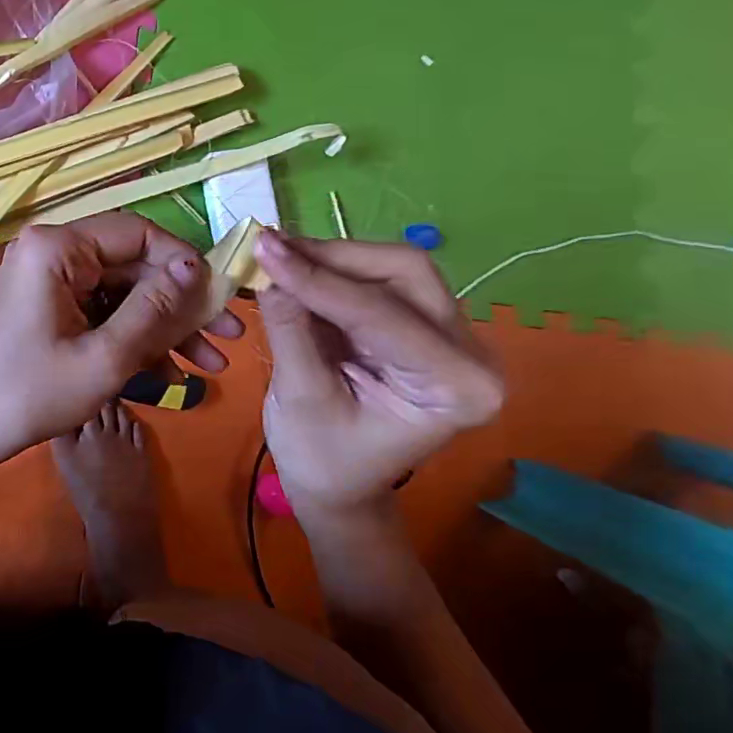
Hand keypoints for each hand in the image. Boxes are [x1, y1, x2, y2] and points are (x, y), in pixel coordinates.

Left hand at [0, 213, 243, 469]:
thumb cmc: (32, 393)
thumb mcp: (106, 356)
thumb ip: (155, 309)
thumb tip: (197, 269)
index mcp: (56, 248)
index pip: (137, 233)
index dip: (184, 262)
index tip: (219, 296)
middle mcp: (51, 251)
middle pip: (133, 265)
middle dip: (181, 303)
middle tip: (228, 335)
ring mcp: (49, 278)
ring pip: (124, 292)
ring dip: (165, 326)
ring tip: (211, 363)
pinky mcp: (51, 304)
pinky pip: (103, 310)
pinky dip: (134, 336)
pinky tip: (171, 373)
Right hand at [254, 231, 501, 518]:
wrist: (339, 485)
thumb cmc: (323, 460)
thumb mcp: (300, 399)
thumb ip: (290, 330)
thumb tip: (269, 267)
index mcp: (456, 387)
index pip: (382, 313)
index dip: (317, 278)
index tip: (263, 247)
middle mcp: (468, 353)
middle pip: (405, 272)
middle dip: (334, 257)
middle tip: (273, 248)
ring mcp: (448, 335)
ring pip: (393, 268)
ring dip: (331, 258)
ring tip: (276, 256)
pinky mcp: (421, 326)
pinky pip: (379, 281)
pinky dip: (331, 272)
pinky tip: (293, 267)